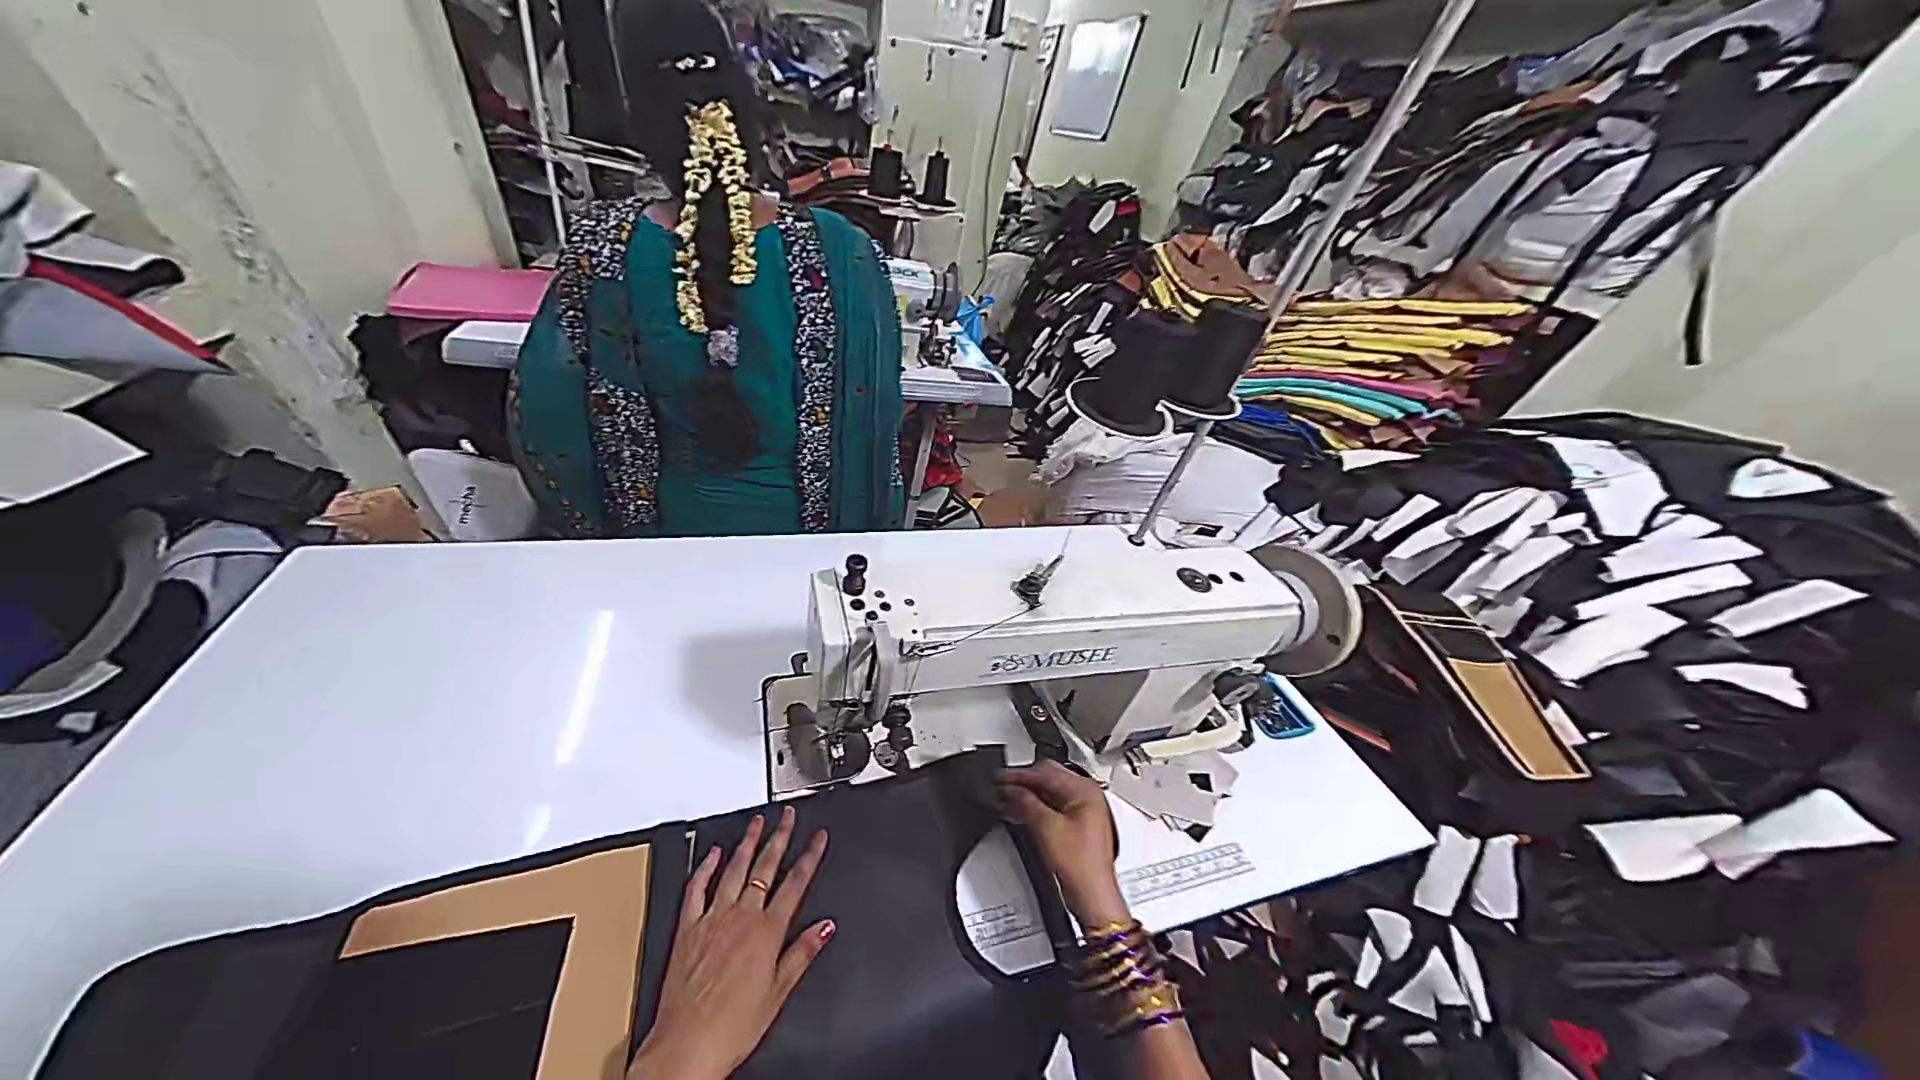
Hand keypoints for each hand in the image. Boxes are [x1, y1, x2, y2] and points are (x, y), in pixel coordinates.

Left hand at [627, 806, 832, 1079]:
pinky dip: (705, 867)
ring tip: (757, 822)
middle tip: (788, 816)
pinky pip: (697, 888)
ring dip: (748, 842)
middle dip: (780, 836)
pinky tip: (713, 853)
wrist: (685, 1049)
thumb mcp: (778, 993)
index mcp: (767, 933)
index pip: (795, 882)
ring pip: (734, 869)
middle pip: (766, 866)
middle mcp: (741, 918)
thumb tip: (825, 927)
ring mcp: (712, 919)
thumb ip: (803, 953)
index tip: (818, 837)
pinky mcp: (688, 929)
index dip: (810, 856)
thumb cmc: (731, 1029)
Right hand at [998, 761, 1128, 926]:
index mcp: (1085, 790)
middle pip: (1049, 778)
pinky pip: (1053, 806)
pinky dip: (1037, 807)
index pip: (1046, 772)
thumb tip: (1011, 790)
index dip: (1020, 775)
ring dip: (1030, 795)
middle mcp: (1088, 796)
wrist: (1092, 896)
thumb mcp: (1047, 828)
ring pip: (1050, 792)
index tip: (1000, 778)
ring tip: (1009, 800)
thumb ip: (1026, 803)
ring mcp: (1084, 810)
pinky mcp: (1078, 824)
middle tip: (1003, 787)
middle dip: (1025, 783)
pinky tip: (1023, 812)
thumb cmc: (1082, 867)